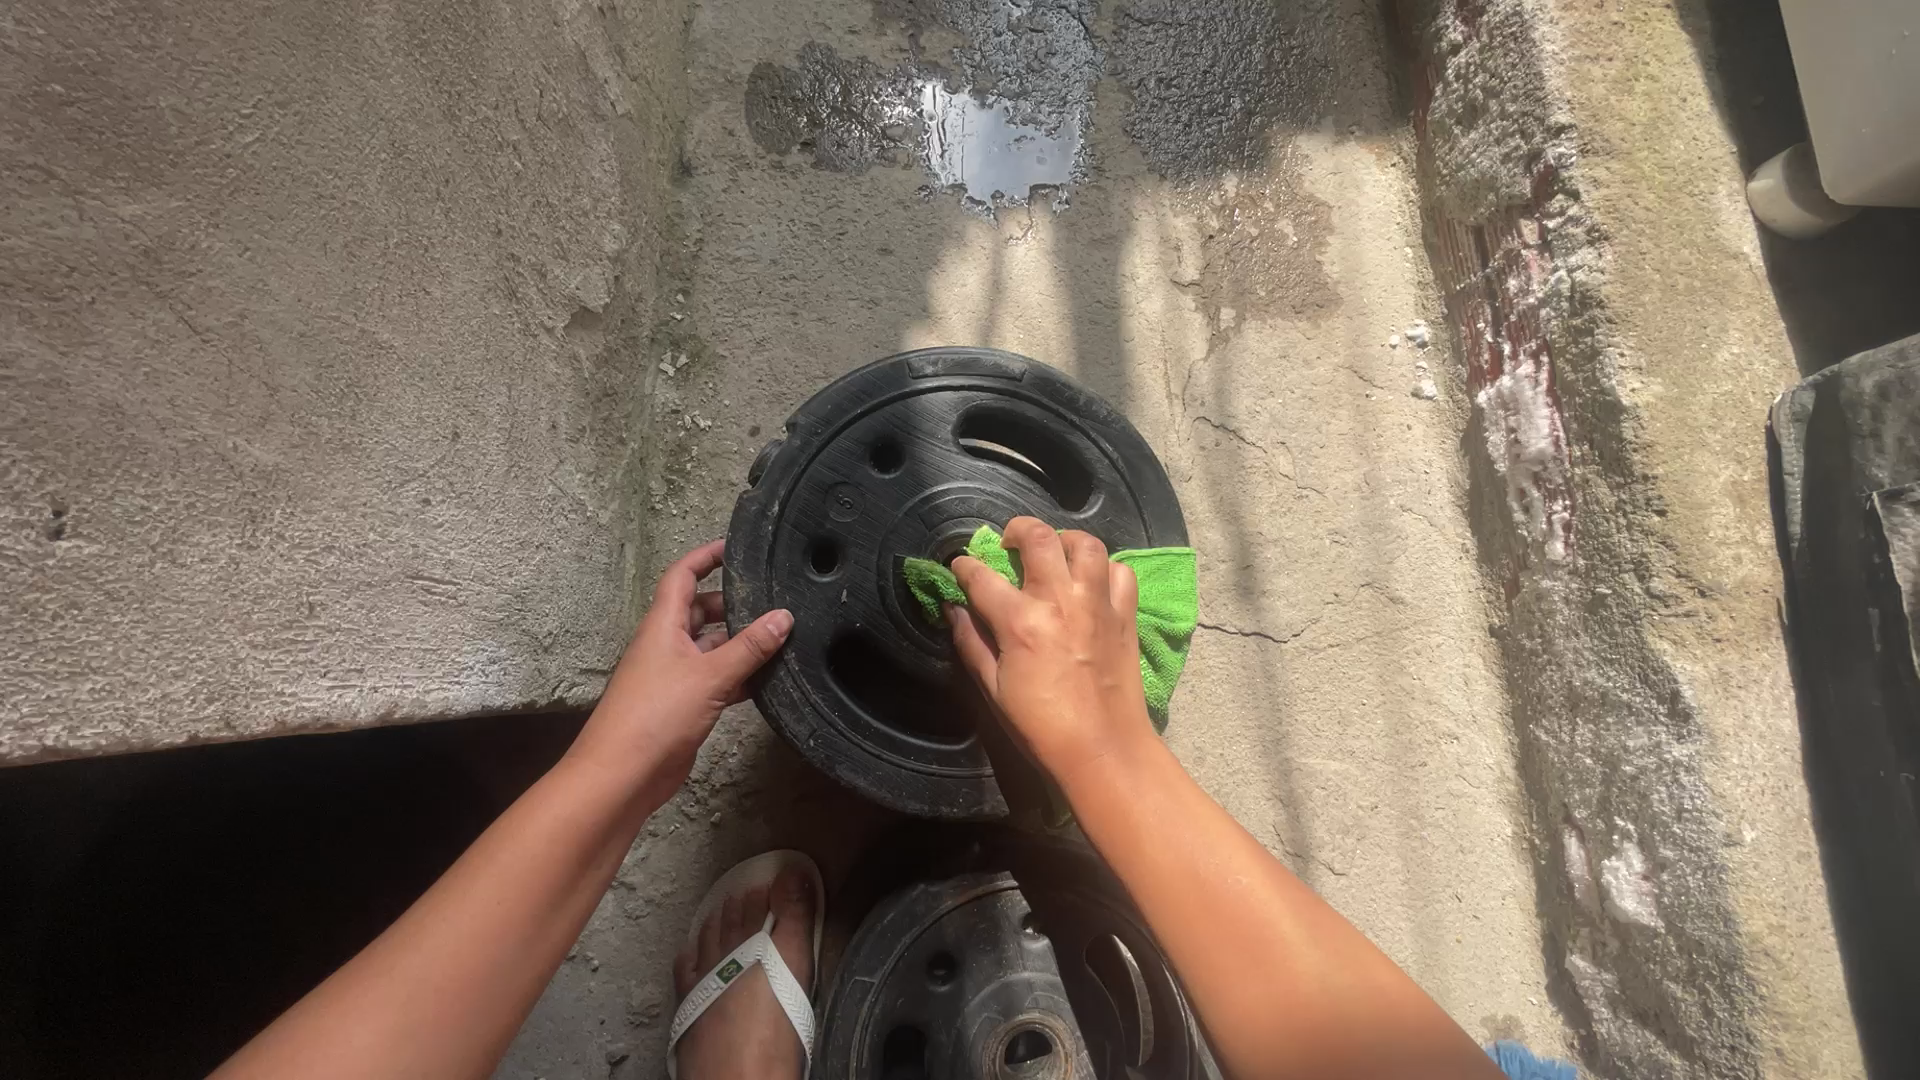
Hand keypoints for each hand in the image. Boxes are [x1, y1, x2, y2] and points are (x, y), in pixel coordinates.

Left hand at [566, 540, 792, 799]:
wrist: (622, 776)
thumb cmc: (657, 714)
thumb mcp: (710, 675)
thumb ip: (750, 646)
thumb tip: (785, 616)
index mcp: (663, 625)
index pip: (683, 576)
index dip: (706, 557)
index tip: (736, 546)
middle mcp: (667, 644)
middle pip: (702, 611)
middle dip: (735, 604)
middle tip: (775, 600)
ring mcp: (676, 676)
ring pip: (713, 647)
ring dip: (742, 643)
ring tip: (783, 637)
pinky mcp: (685, 704)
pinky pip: (718, 678)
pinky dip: (741, 675)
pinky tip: (770, 679)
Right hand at [947, 517, 1152, 782]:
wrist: (1102, 748)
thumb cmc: (1040, 725)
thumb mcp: (992, 688)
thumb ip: (970, 642)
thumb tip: (953, 609)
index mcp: (1020, 622)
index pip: (981, 575)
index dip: (963, 566)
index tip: (960, 568)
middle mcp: (1060, 601)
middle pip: (1039, 537)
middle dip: (1017, 529)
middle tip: (1009, 542)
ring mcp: (1097, 603)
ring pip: (1085, 543)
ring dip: (1064, 540)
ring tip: (1054, 553)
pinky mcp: (1124, 614)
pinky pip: (1119, 571)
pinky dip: (1103, 569)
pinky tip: (1090, 583)